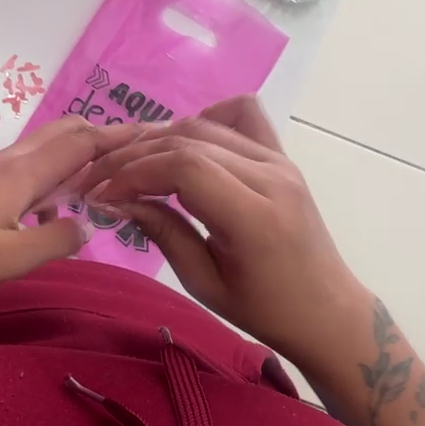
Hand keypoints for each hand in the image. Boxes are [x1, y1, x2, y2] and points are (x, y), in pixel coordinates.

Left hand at [0, 117, 139, 302]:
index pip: (83, 141)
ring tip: (113, 177)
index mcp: (23, 173)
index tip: (159, 133)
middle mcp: (12, 161)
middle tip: (142, 152)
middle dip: (107, 136)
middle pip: (68, 132)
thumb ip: (56, 240)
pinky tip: (60, 209)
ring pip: (49, 147)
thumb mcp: (9, 259)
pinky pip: (33, 167)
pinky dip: (58, 174)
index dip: (122, 135)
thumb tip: (88, 224)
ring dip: (82, 155)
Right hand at [78, 96, 370, 365]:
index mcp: (254, 217)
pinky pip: (240, 115)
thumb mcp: (203, 282)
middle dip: (132, 157)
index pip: (183, 168)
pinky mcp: (281, 155)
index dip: (132, 174)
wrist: (327, 311)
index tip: (100, 196)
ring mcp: (279, 160)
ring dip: (156, 139)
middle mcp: (271, 176)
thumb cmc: (264, 309)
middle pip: (187, 139)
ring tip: (128, 166)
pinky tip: (182, 146)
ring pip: (205, 124)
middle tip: (97, 181)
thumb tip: (114, 201)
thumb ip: (162, 232)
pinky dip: (204, 120)